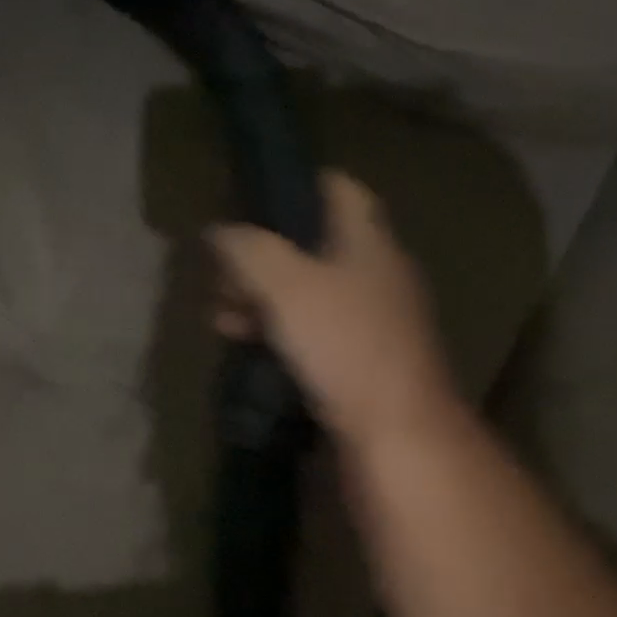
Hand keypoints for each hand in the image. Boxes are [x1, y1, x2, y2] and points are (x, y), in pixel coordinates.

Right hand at [210, 171, 458, 445]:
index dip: (296, 185)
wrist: (397, 431)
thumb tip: (219, 231)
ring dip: (261, 299)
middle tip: (220, 277)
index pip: (338, 190)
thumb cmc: (344, 343)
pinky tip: (247, 348)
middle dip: (260, 257)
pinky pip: (311, 333)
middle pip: (312, 246)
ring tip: (220, 319)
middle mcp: (374, 274)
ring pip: (307, 293)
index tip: (251, 200)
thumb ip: (250, 250)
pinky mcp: (359, 361)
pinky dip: (278, 333)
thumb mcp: (287, 285)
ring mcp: (370, 321)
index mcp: (368, 242)